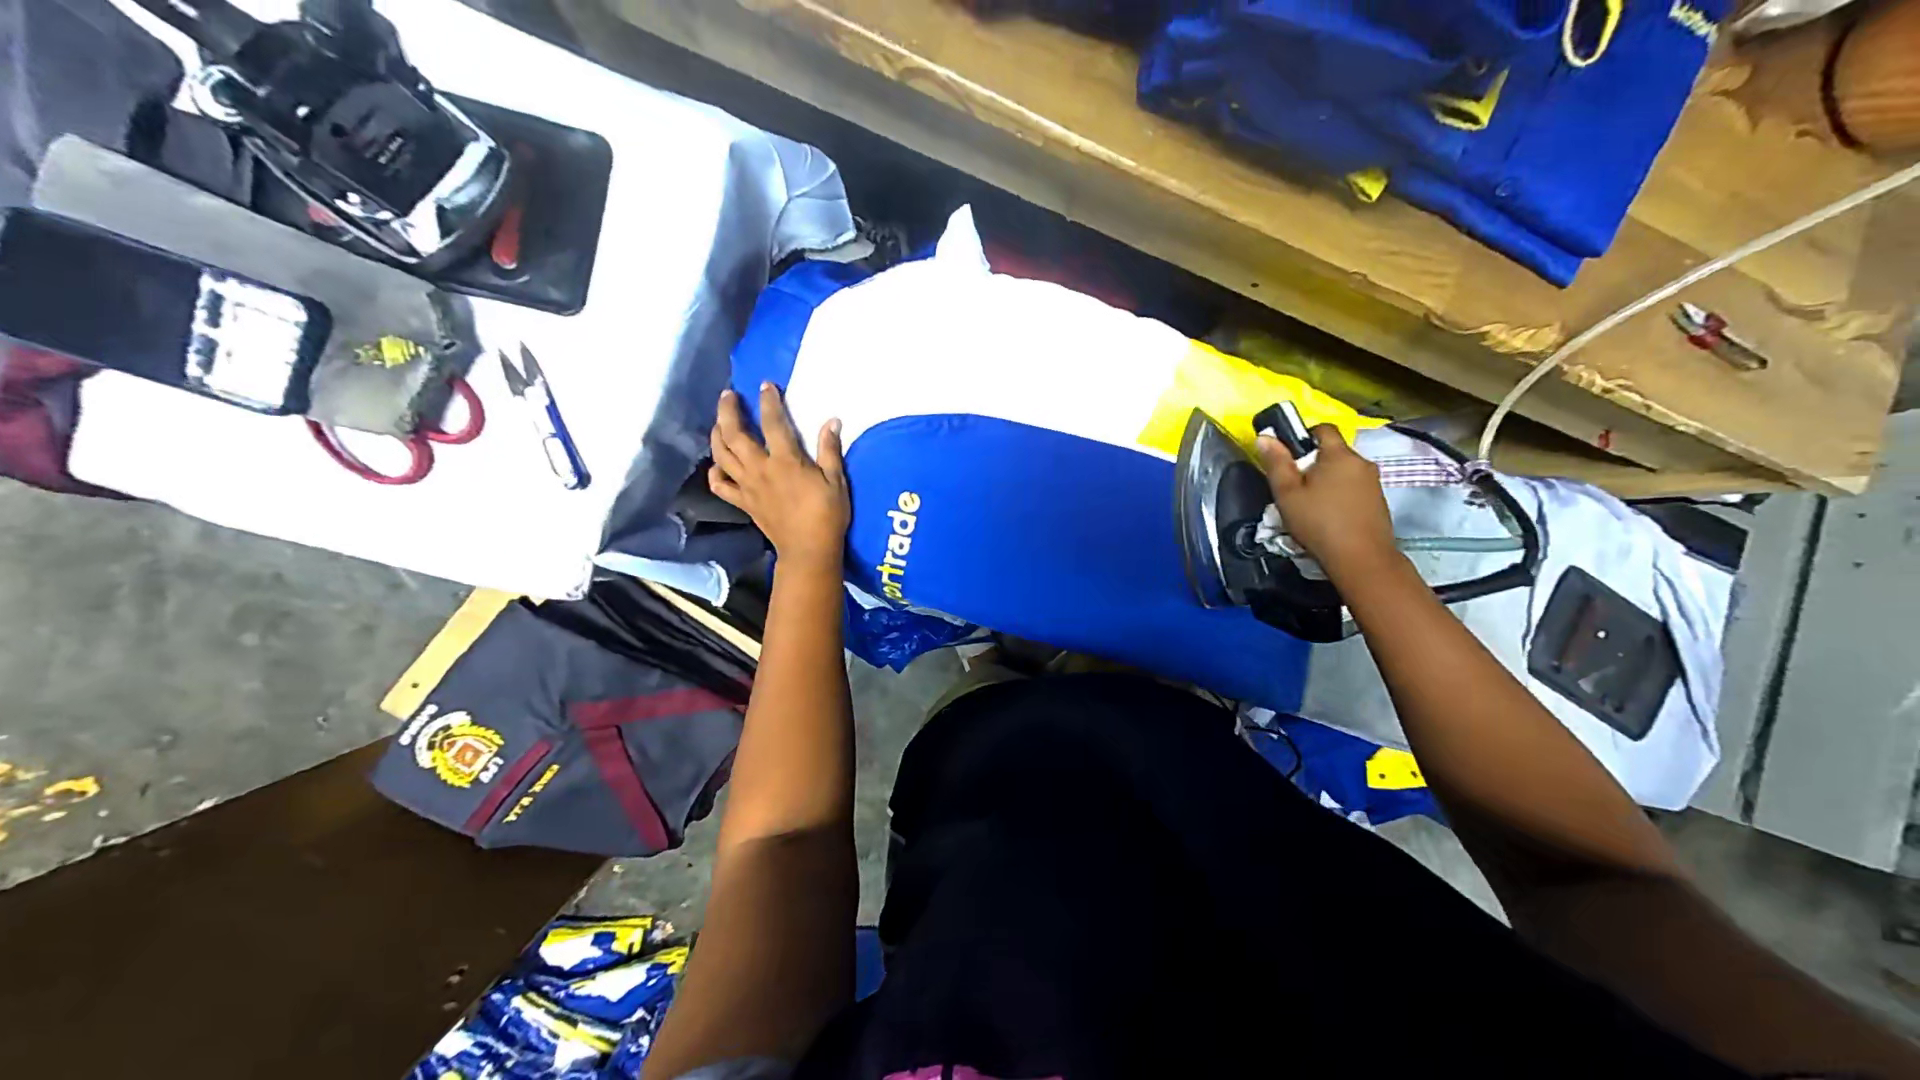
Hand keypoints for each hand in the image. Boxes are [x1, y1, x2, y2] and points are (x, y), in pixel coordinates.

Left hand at [710, 383, 850, 571]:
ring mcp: (748, 486)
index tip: (765, 385)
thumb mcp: (836, 480)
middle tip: (728, 396)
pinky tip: (717, 465)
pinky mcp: (743, 502)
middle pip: (734, 434)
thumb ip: (830, 450)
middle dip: (728, 411)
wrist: (809, 550)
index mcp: (785, 461)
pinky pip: (721, 486)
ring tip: (719, 421)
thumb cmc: (827, 515)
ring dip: (716, 434)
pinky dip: (715, 473)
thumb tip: (832, 421)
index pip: (772, 422)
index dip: (768, 401)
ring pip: (722, 455)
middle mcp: (760, 469)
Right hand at [1257, 425, 1398, 578]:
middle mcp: (1361, 462)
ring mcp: (1374, 482)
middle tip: (1295, 487)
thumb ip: (1276, 463)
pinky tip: (1329, 517)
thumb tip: (1264, 437)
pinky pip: (1354, 489)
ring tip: (1310, 505)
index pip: (1324, 429)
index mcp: (1339, 455)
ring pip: (1344, 472)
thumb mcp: (1287, 494)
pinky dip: (1340, 496)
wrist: (1361, 559)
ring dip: (1327, 481)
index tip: (1289, 456)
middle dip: (1314, 463)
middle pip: (1334, 452)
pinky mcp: (1379, 502)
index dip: (1304, 435)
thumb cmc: (1319, 523)